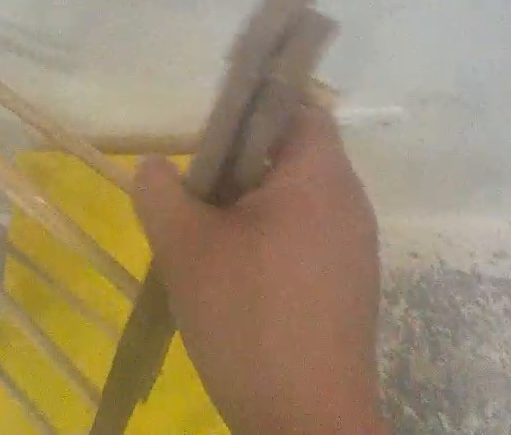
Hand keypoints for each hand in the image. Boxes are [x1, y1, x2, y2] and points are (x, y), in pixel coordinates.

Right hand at [133, 107, 387, 434]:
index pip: (298, 107)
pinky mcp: (349, 287)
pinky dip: (270, 237)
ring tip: (207, 231)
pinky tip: (234, 273)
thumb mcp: (185, 246)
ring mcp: (354, 249)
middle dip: (240, 162)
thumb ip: (161, 191)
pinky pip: (307, 236)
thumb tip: (156, 167)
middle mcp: (348, 203)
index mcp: (320, 178)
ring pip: (296, 198)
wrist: (308, 426)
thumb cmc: (249, 318)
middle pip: (293, 152)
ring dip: (251, 203)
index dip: (253, 107)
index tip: (209, 132)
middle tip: (196, 185)